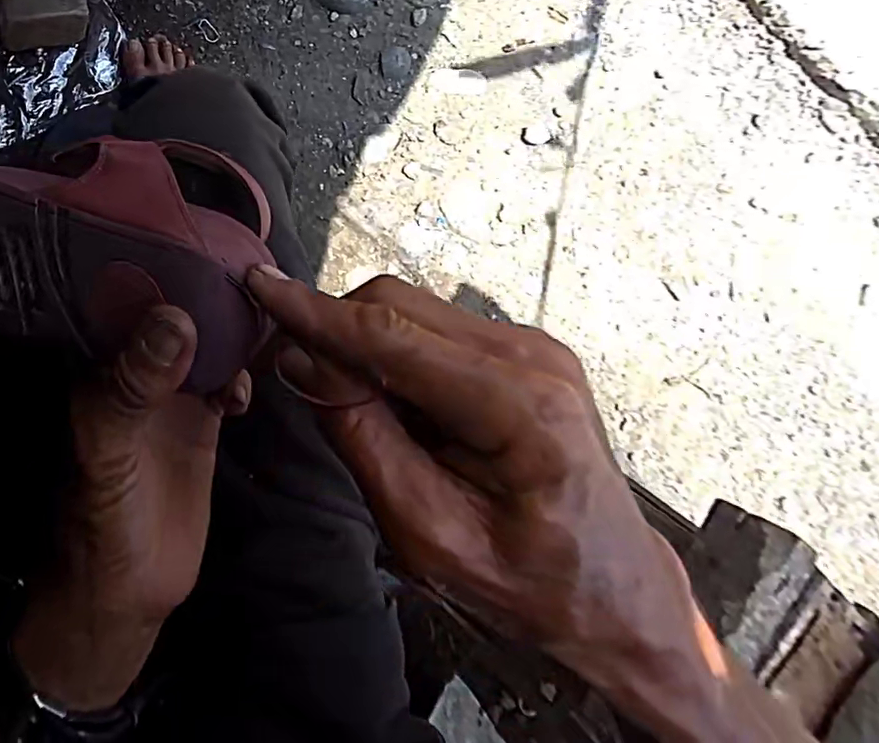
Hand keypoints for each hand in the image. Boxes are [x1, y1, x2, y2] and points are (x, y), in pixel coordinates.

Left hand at [11, 306, 250, 711]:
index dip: (154, 267)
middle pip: (171, 313)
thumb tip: (175, 319)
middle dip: (201, 292)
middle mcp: (135, 367)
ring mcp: (169, 391)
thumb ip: (137, 382)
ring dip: (226, 331)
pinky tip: (238, 392)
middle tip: (240, 272)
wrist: (129, 582)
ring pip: (202, 341)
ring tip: (251, 321)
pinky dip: (237, 376)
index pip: (124, 297)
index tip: (195, 241)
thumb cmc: (101, 510)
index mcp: (100, 361)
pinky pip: (224, 379)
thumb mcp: (110, 440)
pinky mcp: (199, 417)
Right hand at [246, 268, 804, 742]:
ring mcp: (528, 345)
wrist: (619, 594)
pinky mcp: (515, 349)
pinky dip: (382, 346)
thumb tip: (301, 359)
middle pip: (393, 304)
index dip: (314, 311)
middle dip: (329, 325)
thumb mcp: (426, 531)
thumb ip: (361, 437)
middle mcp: (529, 355)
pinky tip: (386, 396)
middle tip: (291, 369)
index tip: (259, 286)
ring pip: (404, 305)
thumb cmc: (529, 583)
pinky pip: (423, 322)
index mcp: (519, 407)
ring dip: (354, 338)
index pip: (388, 335)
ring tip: (345, 397)